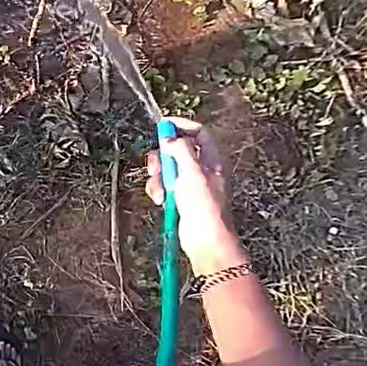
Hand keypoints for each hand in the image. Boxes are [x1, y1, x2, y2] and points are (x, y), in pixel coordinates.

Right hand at [144, 117, 246, 275]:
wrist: (205, 240)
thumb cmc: (205, 207)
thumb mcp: (192, 172)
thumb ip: (180, 150)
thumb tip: (168, 137)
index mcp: (210, 160)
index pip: (198, 133)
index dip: (181, 126)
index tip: (163, 125)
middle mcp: (201, 170)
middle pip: (177, 150)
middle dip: (163, 156)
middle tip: (156, 165)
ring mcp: (190, 185)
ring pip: (167, 170)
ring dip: (158, 178)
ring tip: (160, 191)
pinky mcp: (180, 199)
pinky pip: (163, 187)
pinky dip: (158, 191)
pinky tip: (160, 200)